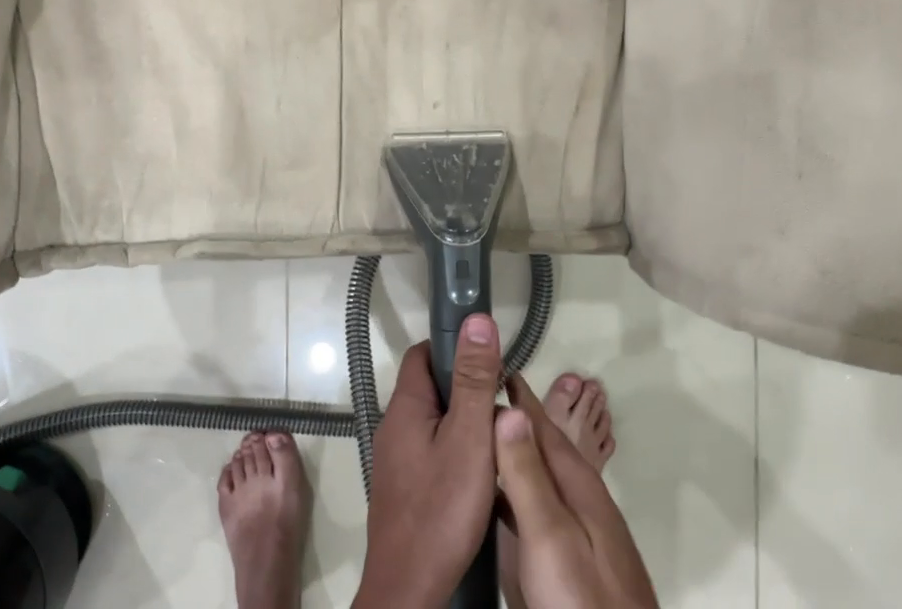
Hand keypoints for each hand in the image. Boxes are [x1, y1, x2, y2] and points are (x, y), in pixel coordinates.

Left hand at [352, 316, 503, 608]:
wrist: (410, 586)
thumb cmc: (441, 508)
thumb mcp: (468, 437)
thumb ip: (474, 380)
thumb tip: (478, 320)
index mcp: (405, 407)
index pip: (426, 353)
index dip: (457, 347)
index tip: (492, 360)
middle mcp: (395, 427)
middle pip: (433, 387)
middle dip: (469, 387)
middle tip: (506, 404)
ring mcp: (399, 460)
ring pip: (437, 422)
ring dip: (468, 422)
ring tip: (501, 438)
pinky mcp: (407, 487)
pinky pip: (436, 451)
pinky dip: (461, 450)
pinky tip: (485, 471)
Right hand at [495, 372, 657, 608]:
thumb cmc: (580, 596)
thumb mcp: (550, 533)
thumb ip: (529, 475)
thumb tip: (510, 411)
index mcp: (579, 486)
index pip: (545, 429)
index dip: (521, 400)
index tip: (497, 368)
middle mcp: (583, 500)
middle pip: (547, 449)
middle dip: (519, 421)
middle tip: (486, 397)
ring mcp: (581, 529)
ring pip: (545, 477)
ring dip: (519, 453)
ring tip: (489, 437)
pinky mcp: (574, 554)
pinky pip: (541, 504)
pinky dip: (519, 489)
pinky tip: (503, 497)